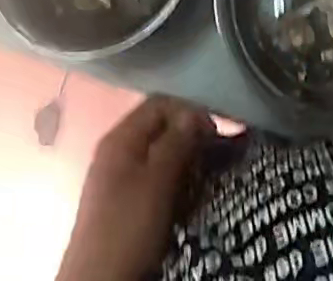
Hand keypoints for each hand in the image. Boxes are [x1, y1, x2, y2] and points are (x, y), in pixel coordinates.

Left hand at [56, 95, 209, 280]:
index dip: (189, 110)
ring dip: (182, 157)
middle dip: (188, 134)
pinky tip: (186, 194)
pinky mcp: (121, 201)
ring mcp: (116, 176)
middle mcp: (116, 149)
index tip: (216, 130)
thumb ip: (176, 142)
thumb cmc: (127, 228)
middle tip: (215, 152)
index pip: (159, 103)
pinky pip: (153, 175)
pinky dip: (172, 178)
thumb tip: (195, 111)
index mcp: (120, 137)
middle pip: (158, 126)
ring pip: (158, 152)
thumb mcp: (157, 182)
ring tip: (205, 172)